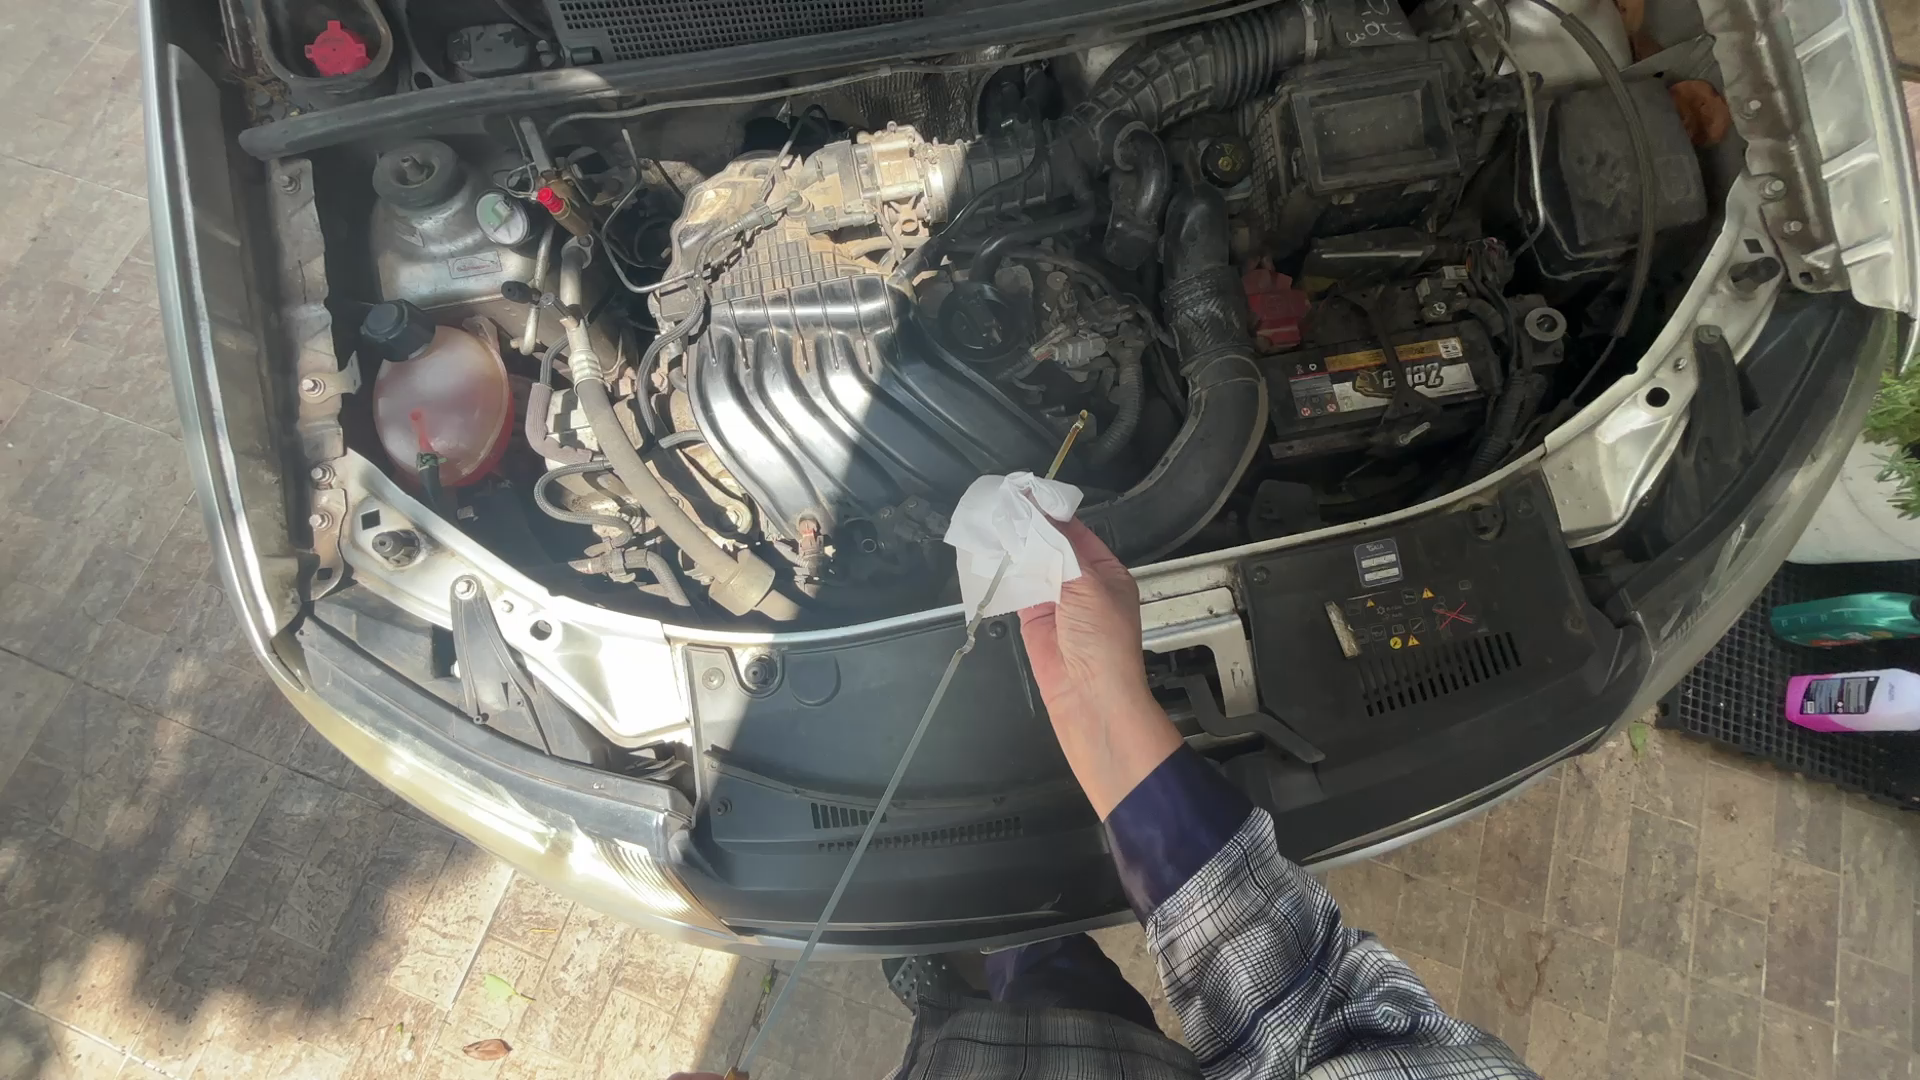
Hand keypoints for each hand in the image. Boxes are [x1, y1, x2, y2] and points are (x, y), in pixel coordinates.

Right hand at [1019, 518, 1181, 818]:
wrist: (1090, 698)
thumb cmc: (1103, 642)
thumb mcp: (1088, 585)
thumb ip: (1061, 548)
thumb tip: (1040, 514)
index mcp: (1104, 570)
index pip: (1074, 531)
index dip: (1050, 512)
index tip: (1025, 493)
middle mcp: (1080, 583)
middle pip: (1049, 545)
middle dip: (1028, 529)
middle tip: (1001, 505)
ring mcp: (1055, 601)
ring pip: (1031, 565)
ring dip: (1013, 549)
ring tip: (991, 524)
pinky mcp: (1033, 618)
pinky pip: (1016, 590)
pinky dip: (1003, 575)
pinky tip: (988, 557)